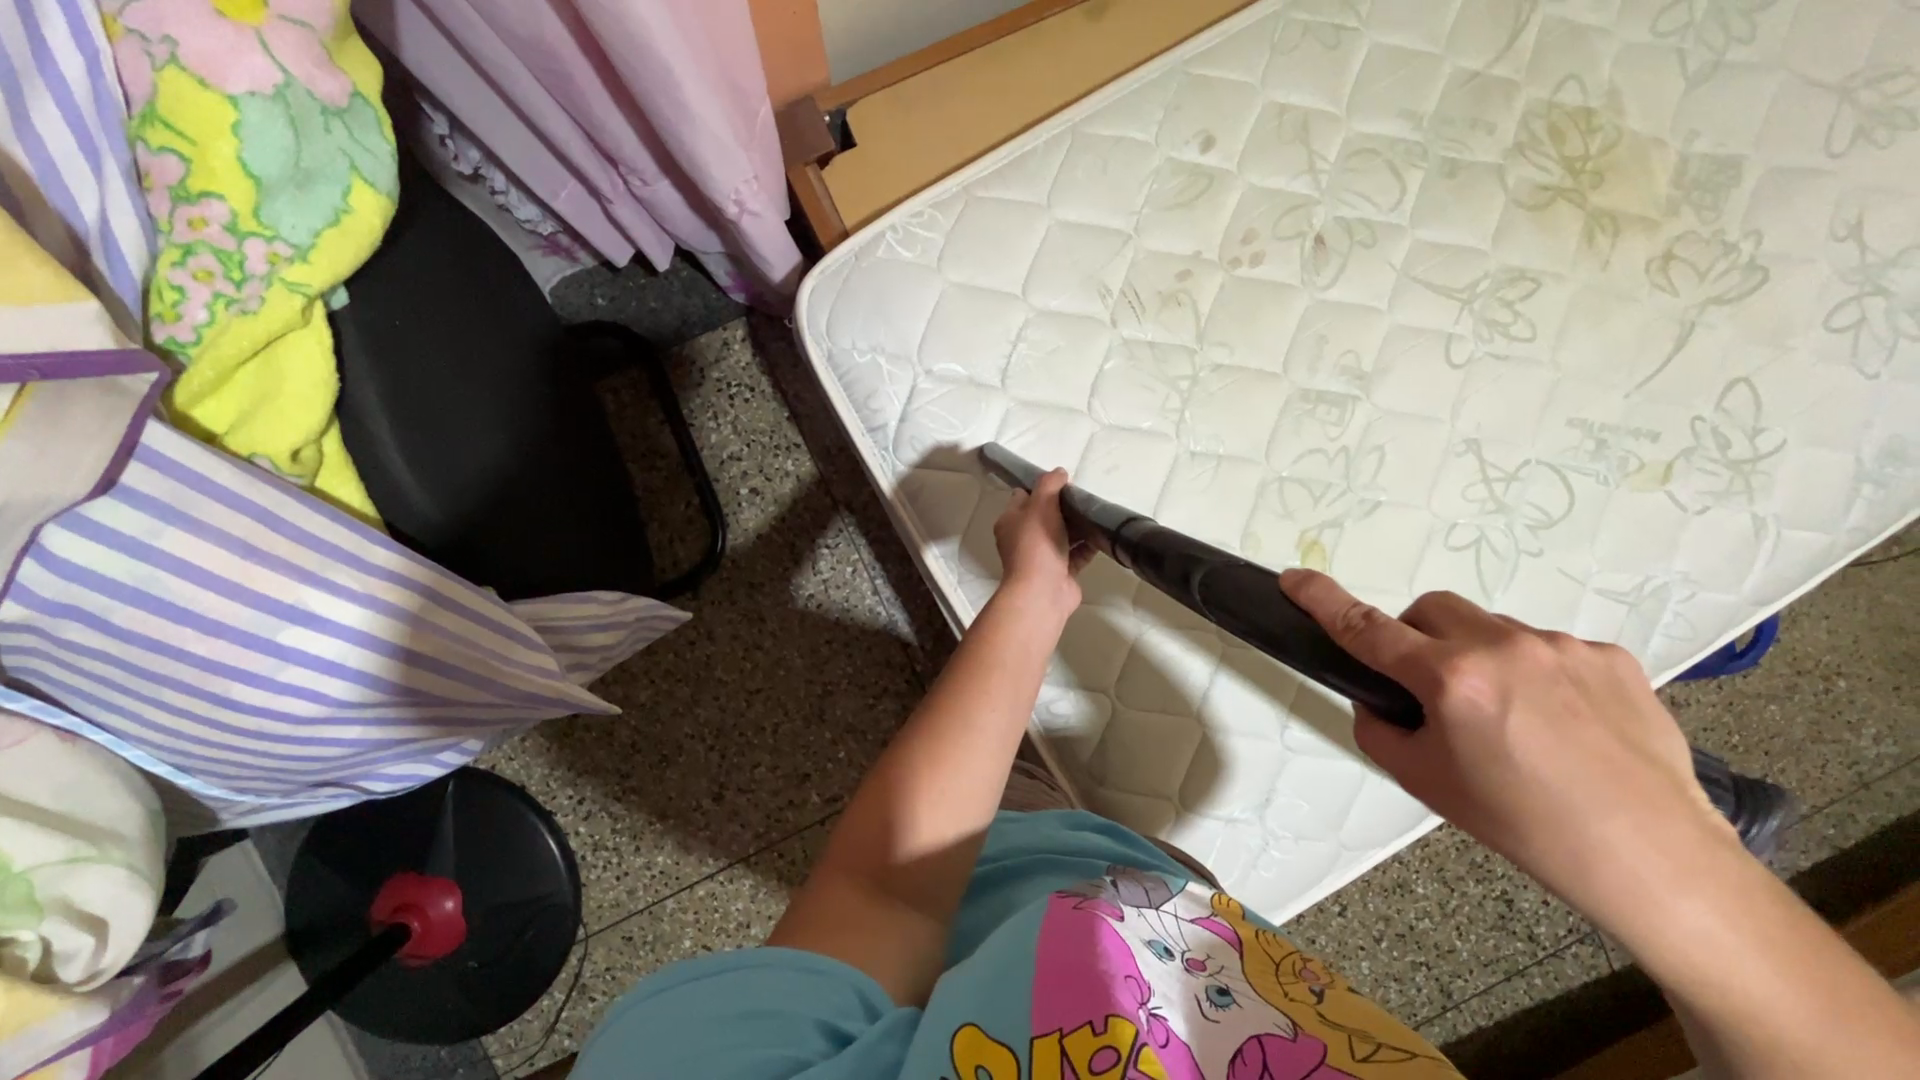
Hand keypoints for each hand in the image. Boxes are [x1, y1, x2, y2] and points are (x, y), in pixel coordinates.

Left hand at [992, 469, 1089, 618]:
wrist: (1042, 591)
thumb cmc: (1036, 544)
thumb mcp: (1040, 505)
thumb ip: (1049, 485)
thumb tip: (1059, 472)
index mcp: (1011, 521)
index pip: (1023, 496)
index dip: (1040, 487)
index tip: (1062, 481)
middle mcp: (1024, 538)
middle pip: (1046, 515)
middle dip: (1064, 506)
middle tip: (1084, 495)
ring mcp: (1043, 556)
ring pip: (1063, 535)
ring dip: (1079, 525)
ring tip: (1097, 510)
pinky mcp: (1061, 571)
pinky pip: (1077, 553)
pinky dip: (1088, 545)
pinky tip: (1103, 533)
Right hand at [1278, 569, 1738, 914]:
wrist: (1649, 855)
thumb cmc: (1522, 824)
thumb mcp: (1425, 783)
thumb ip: (1381, 729)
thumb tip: (1381, 700)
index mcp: (1451, 679)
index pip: (1367, 628)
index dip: (1323, 600)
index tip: (1294, 578)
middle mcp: (1504, 646)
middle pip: (1431, 610)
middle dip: (1416, 637)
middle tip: (1430, 690)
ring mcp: (1563, 646)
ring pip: (1492, 629)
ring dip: (1480, 658)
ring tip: (1513, 722)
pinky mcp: (1611, 656)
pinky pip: (1549, 649)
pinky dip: (1535, 674)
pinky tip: (1561, 724)